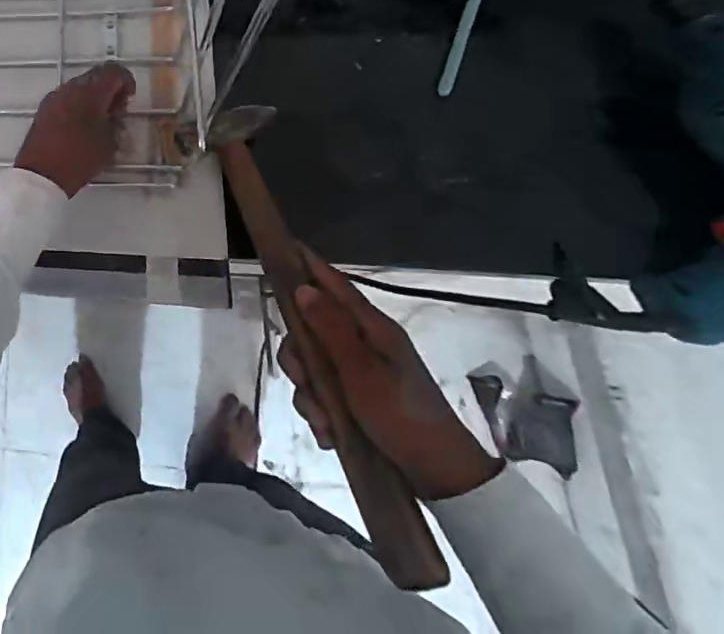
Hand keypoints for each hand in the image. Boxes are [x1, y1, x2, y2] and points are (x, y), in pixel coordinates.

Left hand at [14, 64, 134, 195]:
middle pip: (96, 76)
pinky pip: (66, 98)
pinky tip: (79, 126)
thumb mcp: (109, 143)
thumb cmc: (80, 158)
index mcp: (90, 92)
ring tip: (98, 121)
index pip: (114, 71)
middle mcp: (71, 87)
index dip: (126, 82)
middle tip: (116, 112)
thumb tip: (113, 115)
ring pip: (79, 86)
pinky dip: (77, 104)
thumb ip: (115, 123)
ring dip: (92, 97)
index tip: (128, 100)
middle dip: (110, 90)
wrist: (41, 174)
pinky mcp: (43, 108)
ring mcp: (54, 96)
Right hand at [277, 269, 502, 499]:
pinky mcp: (359, 396)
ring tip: (323, 422)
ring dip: (310, 393)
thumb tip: (302, 287)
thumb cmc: (402, 415)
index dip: (307, 264)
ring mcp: (362, 369)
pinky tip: (329, 432)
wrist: (441, 476)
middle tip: (302, 381)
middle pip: (311, 328)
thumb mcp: (361, 372)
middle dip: (299, 357)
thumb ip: (330, 328)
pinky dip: (321, 411)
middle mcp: (364, 342)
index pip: (333, 283)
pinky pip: (323, 391)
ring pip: (313, 363)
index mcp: (371, 327)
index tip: (282, 247)